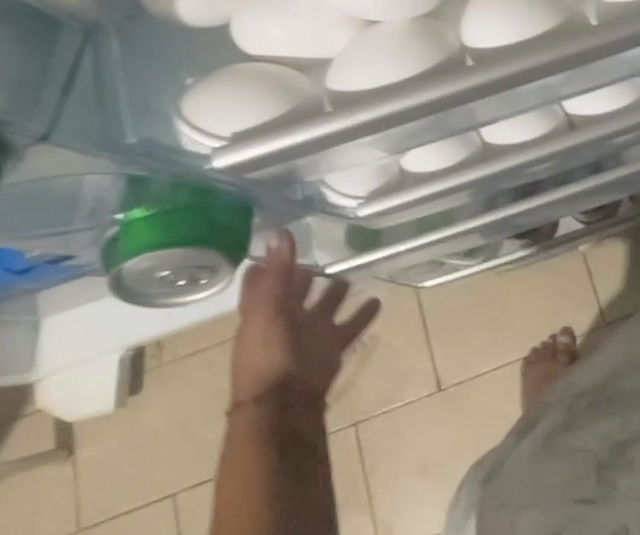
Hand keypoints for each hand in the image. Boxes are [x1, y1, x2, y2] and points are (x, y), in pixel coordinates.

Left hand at [230, 229, 380, 410]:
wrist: (284, 410)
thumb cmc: (267, 358)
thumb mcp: (268, 310)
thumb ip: (277, 272)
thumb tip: (280, 231)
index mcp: (262, 311)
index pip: (263, 281)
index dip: (270, 263)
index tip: (283, 239)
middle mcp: (285, 321)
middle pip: (297, 292)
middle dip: (307, 274)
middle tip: (324, 250)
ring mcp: (310, 336)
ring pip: (326, 307)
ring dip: (337, 291)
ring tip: (352, 273)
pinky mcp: (332, 349)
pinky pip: (350, 327)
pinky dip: (363, 315)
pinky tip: (377, 300)